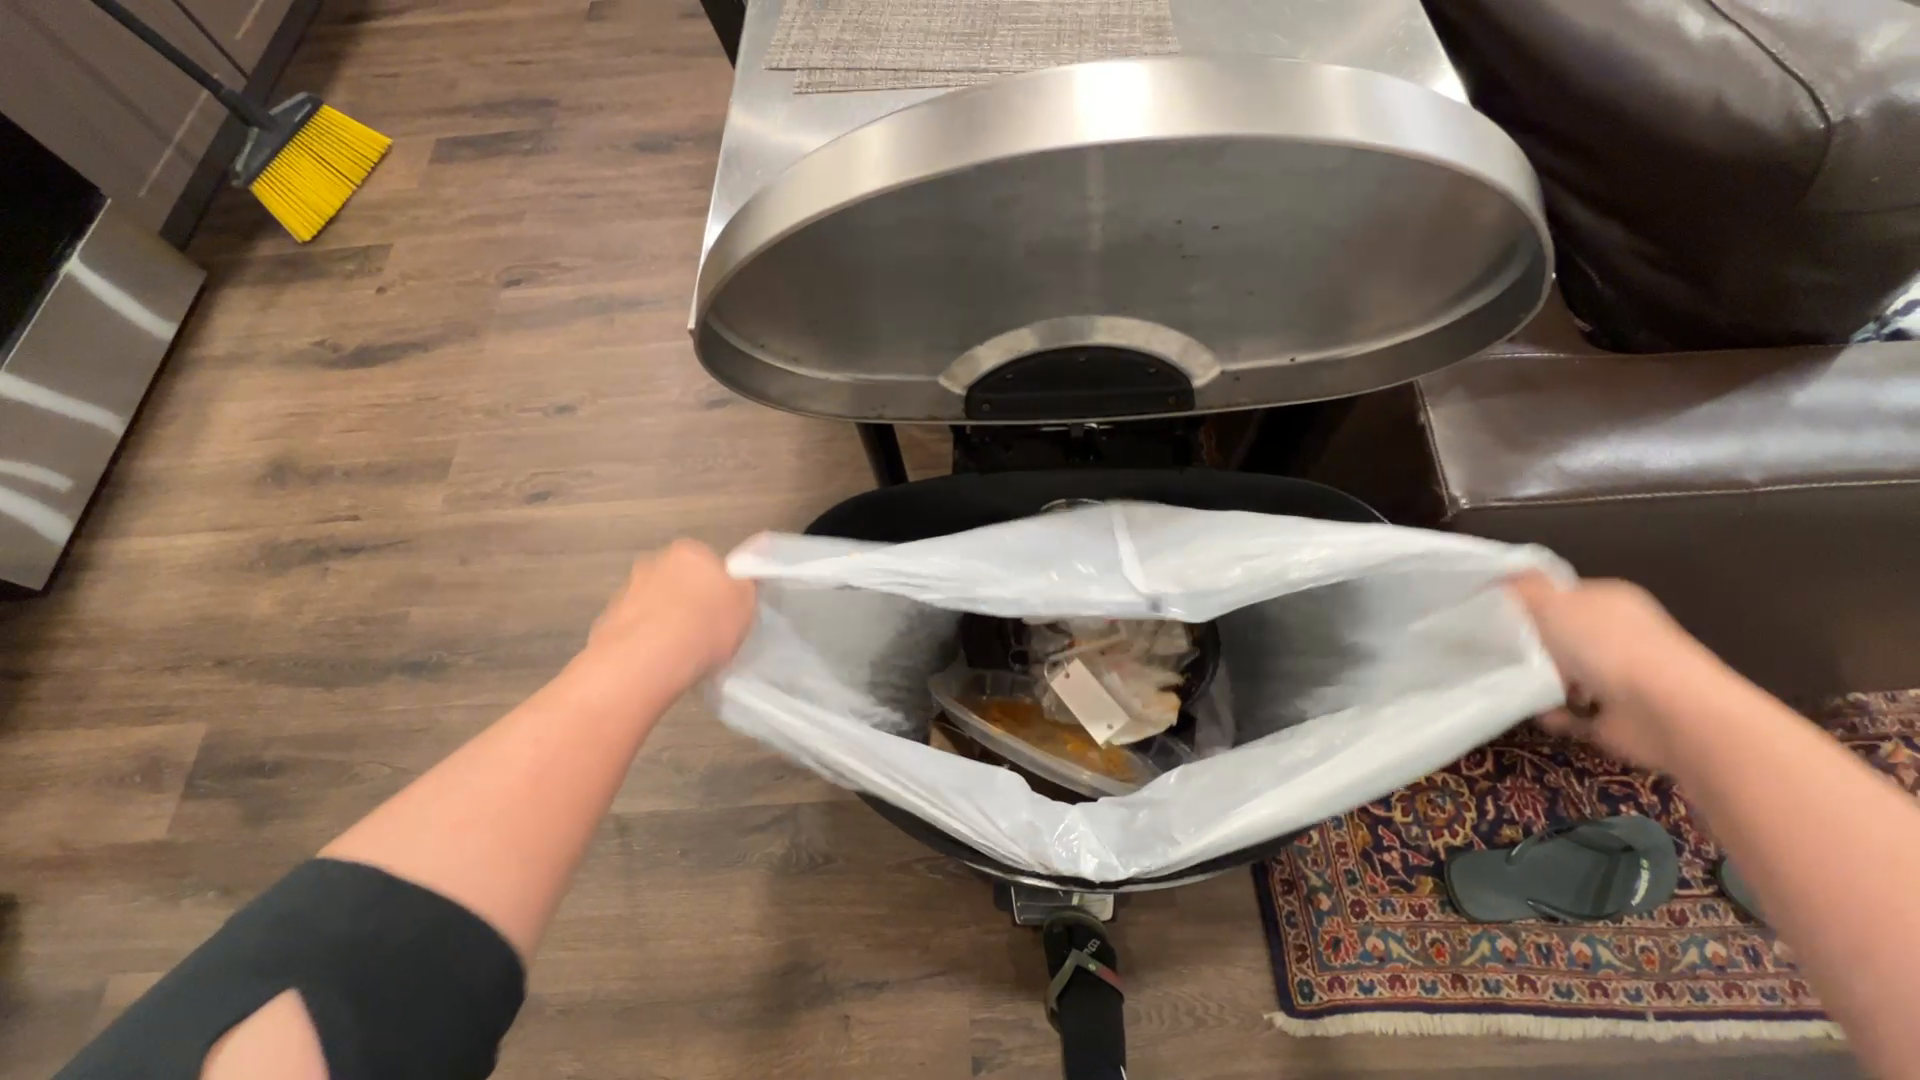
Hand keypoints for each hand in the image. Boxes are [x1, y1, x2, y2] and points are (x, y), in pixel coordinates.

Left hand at [589, 540, 757, 678]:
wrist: (647, 659)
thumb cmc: (705, 624)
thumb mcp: (746, 604)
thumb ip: (743, 588)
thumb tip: (736, 583)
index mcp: (690, 551)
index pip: (710, 563)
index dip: (720, 588)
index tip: (725, 612)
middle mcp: (654, 562)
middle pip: (679, 581)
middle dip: (689, 601)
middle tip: (705, 631)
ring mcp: (626, 591)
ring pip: (655, 604)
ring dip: (665, 621)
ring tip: (680, 653)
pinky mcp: (607, 620)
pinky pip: (636, 629)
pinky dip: (646, 640)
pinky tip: (658, 662)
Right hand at [1508, 573, 1727, 772]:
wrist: (1666, 712)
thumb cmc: (1606, 646)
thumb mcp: (1553, 603)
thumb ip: (1524, 587)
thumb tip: (1502, 575)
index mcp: (1609, 602)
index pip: (1561, 595)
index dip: (1527, 602)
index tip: (1493, 613)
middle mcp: (1618, 635)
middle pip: (1558, 637)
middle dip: (1528, 648)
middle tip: (1497, 652)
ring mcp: (1620, 676)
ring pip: (1562, 676)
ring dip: (1538, 683)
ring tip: (1515, 685)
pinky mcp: (1616, 714)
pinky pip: (1571, 712)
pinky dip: (1555, 714)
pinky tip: (1543, 712)